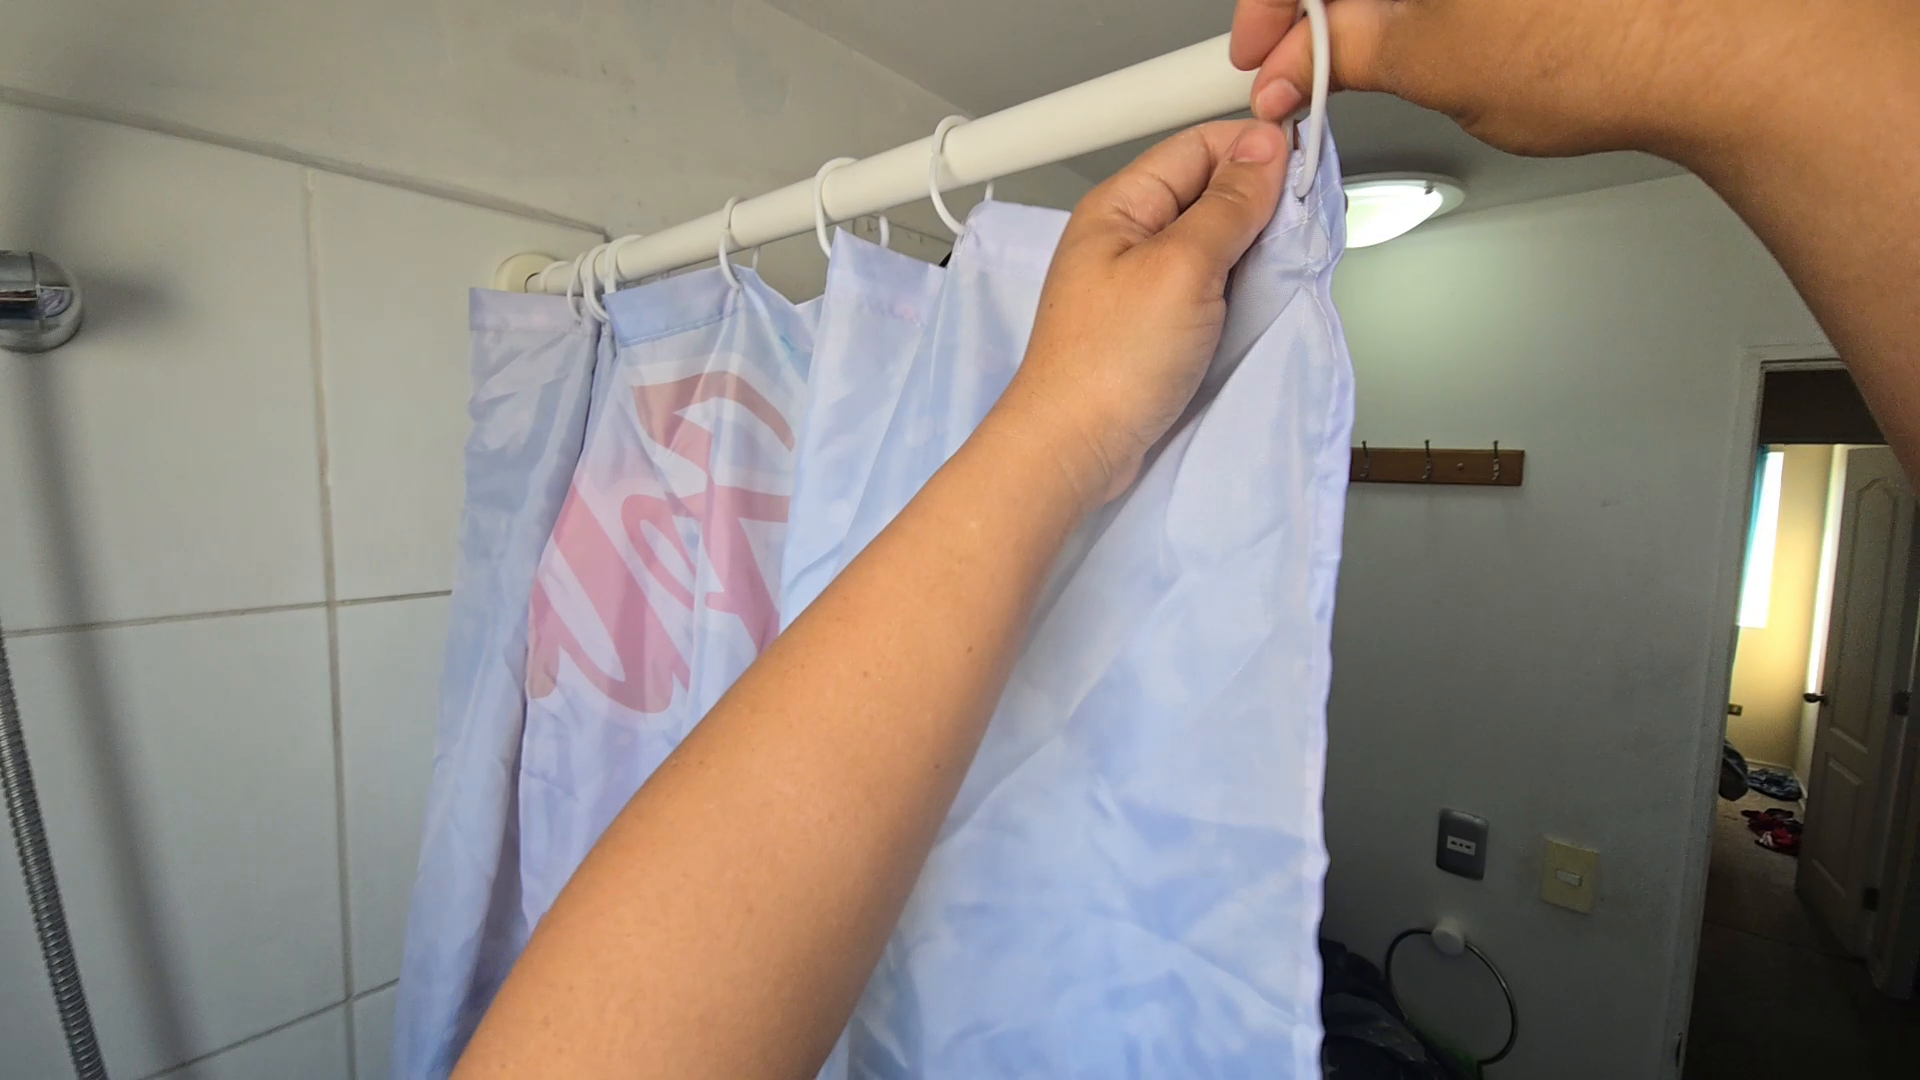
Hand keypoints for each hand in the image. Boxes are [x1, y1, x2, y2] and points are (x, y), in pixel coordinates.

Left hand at [993, 119, 1287, 506]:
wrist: (1074, 448)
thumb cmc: (1113, 360)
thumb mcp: (1181, 266)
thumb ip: (1227, 203)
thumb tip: (1266, 145)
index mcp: (1118, 207)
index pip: (1197, 146)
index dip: (1254, 149)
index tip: (1306, 171)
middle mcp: (1122, 241)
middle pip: (1204, 195)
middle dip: (1256, 206)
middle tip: (1297, 233)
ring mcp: (1133, 289)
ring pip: (1206, 248)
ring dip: (1247, 254)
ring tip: (1278, 272)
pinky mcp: (1145, 331)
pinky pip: (1198, 293)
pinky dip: (1229, 293)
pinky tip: (1251, 305)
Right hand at [1230, 0, 1777, 161]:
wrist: (1737, 48)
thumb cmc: (1615, 43)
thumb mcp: (1438, 61)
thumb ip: (1348, 52)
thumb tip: (1290, 67)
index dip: (1271, 0)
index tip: (1259, 46)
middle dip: (1309, 7)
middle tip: (1292, 61)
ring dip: (1358, 8)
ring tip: (1351, 58)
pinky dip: (1407, 2)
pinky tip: (1403, 33)